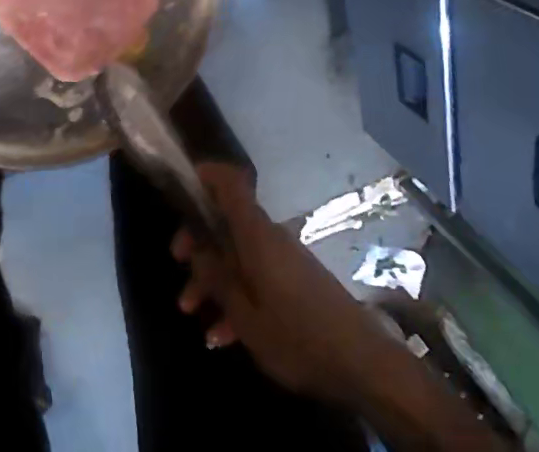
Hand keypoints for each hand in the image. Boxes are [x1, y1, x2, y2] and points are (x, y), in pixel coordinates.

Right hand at [172, 164, 398, 403]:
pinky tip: (223, 336)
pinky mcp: (295, 282)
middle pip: (228, 225)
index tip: (183, 187)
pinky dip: (238, 299)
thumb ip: (217, 278)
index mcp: (256, 235)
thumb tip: (197, 248)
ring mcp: (284, 260)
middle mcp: (270, 238)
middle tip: (178, 269)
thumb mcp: (245, 314)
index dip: (207, 175)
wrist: (360, 363)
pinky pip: (257, 279)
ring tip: (192, 315)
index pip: (232, 183)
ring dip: (214, 282)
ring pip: (239, 257)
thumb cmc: (296, 335)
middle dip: (199, 247)